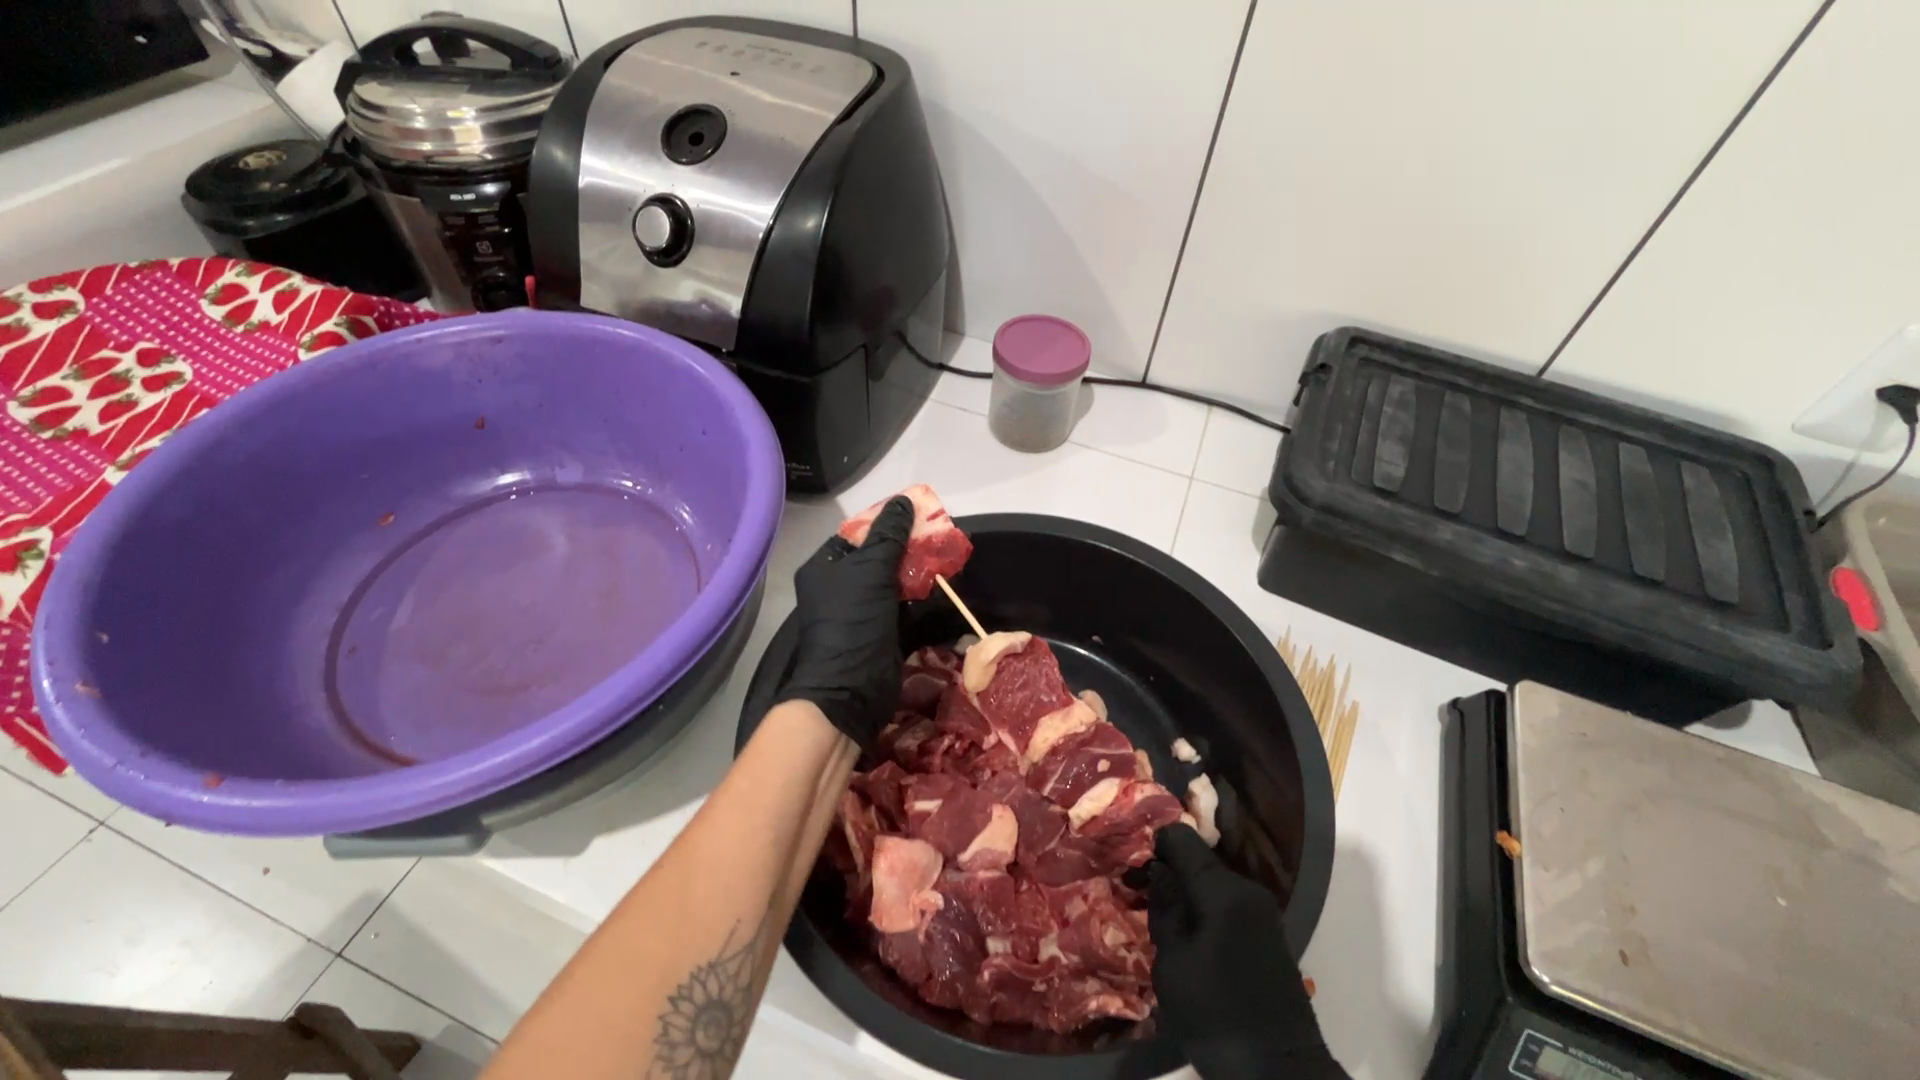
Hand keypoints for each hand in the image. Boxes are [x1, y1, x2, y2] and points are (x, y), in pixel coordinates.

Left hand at [777, 496, 914, 749]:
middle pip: (875, 555)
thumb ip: (889, 535)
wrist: (851, 687)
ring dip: (915, 569)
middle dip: (904, 545)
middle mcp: (838, 587)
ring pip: (890, 580)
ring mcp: (859, 611)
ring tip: (943, 554)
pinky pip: (900, 604)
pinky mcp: (879, 631)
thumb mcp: (871, 571)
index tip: (914, 514)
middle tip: (934, 533)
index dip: (882, 521)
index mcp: (824, 568)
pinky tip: (939, 583)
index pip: (854, 534)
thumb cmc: (854, 622)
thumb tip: (904, 501)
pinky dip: (918, 594)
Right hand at [1149, 825, 1345, 1079]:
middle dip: (1166, 870)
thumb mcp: (1173, 962)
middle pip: (1198, 861)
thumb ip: (1164, 908)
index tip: (1128, 860)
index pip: (1182, 838)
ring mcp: (1262, 913)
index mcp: (1224, 891)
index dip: (1152, 843)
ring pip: (1212, 884)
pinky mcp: (1267, 935)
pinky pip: (1227, 906)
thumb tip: (1156, 871)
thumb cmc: (1215, 1014)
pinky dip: (1202, 910)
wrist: (1277, 1071)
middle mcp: (1248, 891)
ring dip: (1184, 892)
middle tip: (1133, 891)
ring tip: (1152, 914)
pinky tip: (1182, 934)